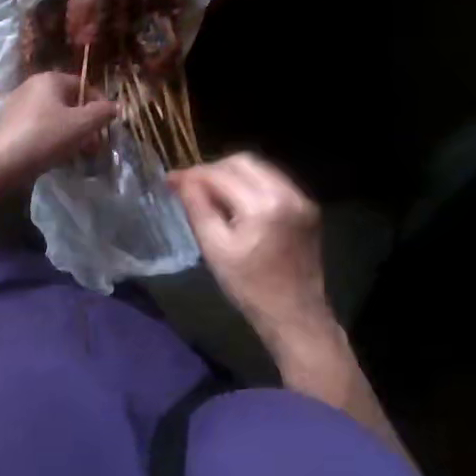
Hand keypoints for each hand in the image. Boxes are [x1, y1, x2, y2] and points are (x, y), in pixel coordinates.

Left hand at [0, 72, 118, 188]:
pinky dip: (49, 139)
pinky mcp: (7, 126)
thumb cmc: (46, 137)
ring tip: (77, 154)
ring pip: (52, 117)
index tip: (106, 126)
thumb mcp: (82, 124)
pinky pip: (36, 128)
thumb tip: (115, 107)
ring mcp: (15, 106)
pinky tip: (54, 156)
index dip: (99, 104)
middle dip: (84, 123)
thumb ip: (103, 112)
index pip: (83, 85)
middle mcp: (30, 86)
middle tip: (94, 145)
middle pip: (67, 102)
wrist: (4, 163)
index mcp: (49, 79)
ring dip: (68, 133)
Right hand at [169, 153, 333, 341]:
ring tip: (207, 194)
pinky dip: (249, 185)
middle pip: (243, 162)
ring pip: (259, 169)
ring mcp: (301, 200)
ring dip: (230, 175)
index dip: (192, 174)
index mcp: (264, 206)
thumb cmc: (247, 286)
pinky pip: (272, 183)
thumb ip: (197, 208)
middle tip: (189, 186)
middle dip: (212, 170)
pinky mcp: (306, 208)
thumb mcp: (214, 248)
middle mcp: (288, 194)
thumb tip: (179, 180)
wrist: (294, 312)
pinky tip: (233, 203)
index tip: (169, 181)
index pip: (221, 174)